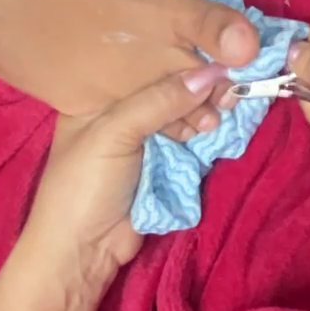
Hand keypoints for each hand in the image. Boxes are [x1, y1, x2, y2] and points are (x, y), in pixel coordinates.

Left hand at [16, 62, 229, 296]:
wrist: (82, 252)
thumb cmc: (84, 185)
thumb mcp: (115, 132)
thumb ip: (160, 101)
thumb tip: (211, 73)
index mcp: (96, 97)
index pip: (142, 66)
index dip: (177, 60)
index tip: (214, 57)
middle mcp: (120, 113)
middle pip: (167, 90)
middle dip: (197, 88)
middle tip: (226, 88)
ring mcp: (142, 140)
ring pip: (181, 115)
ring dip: (204, 112)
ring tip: (224, 109)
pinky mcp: (161, 165)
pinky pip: (188, 141)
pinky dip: (204, 135)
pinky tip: (219, 126)